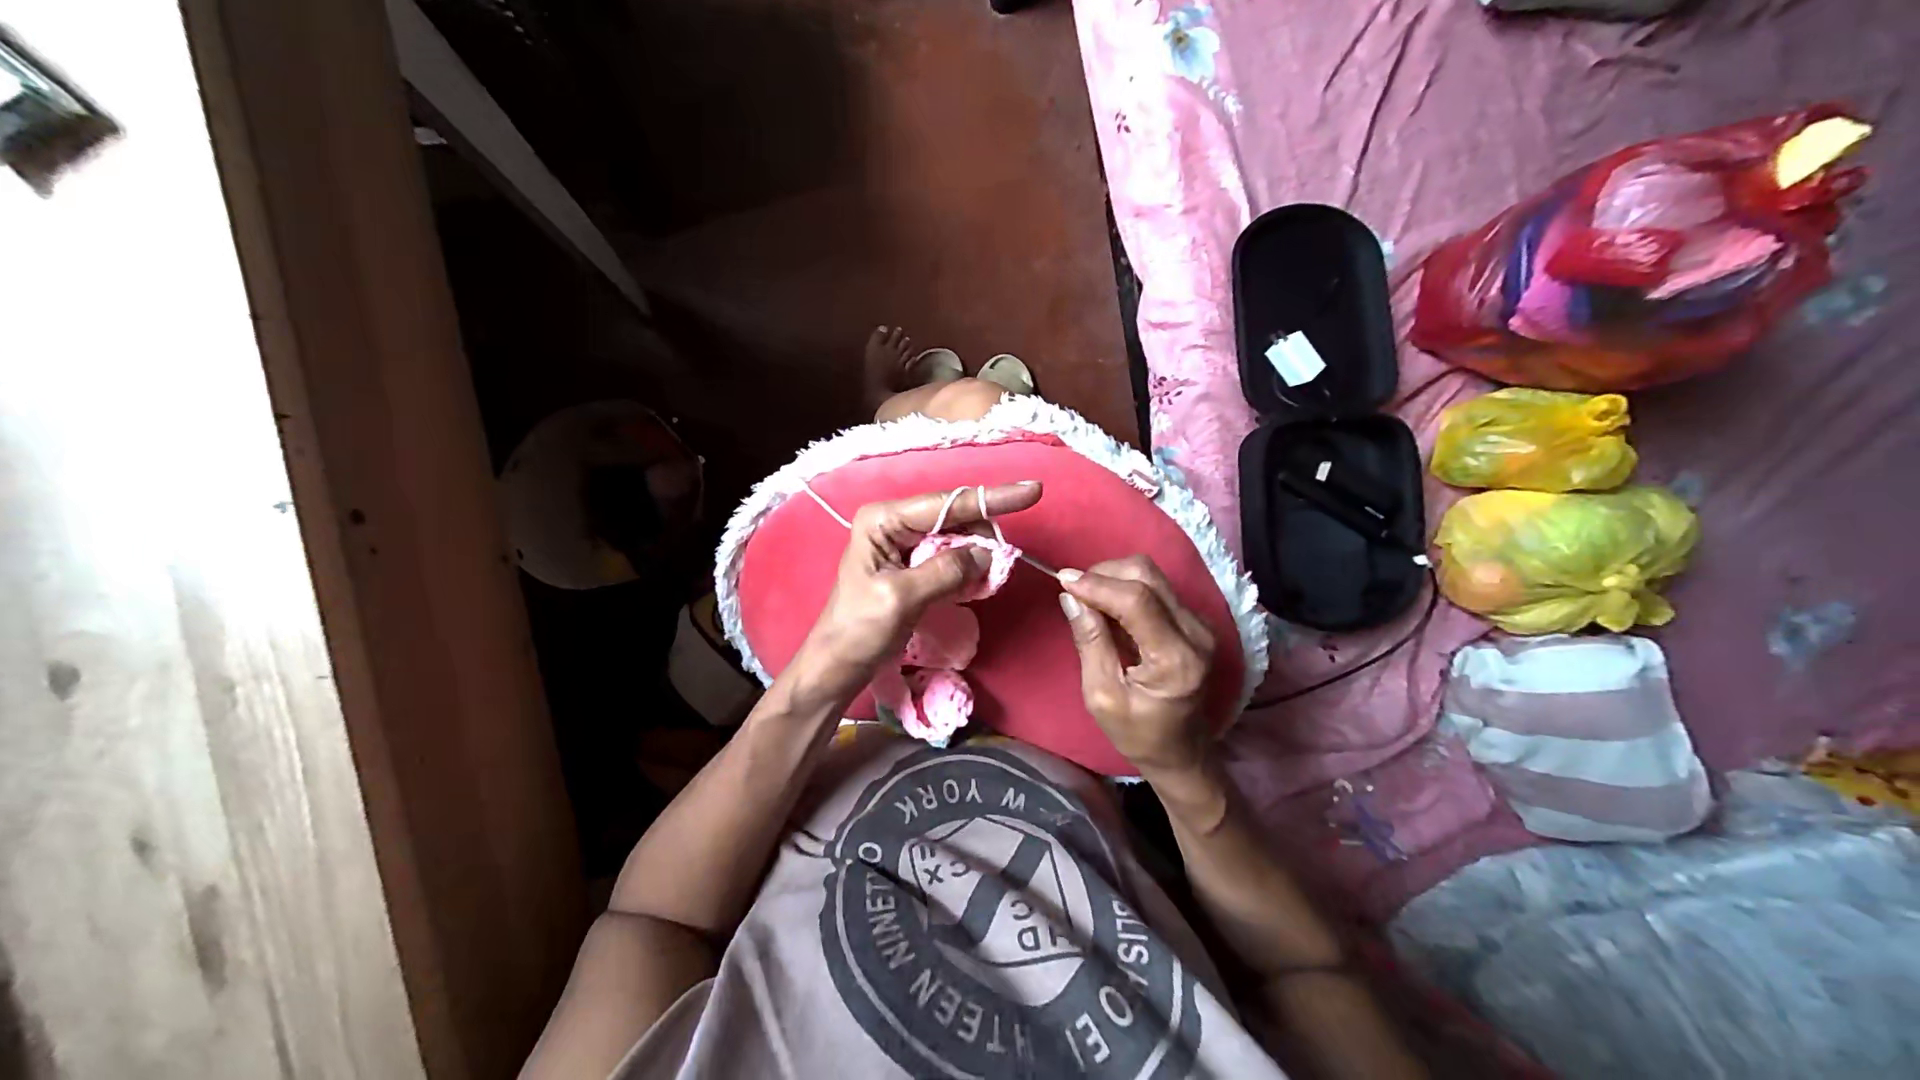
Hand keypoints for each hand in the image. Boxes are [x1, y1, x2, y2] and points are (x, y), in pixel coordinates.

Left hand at [789, 482, 1043, 701]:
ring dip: (979, 557)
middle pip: (956, 517)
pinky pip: (953, 558)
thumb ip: (945, 571)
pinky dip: (969, 571)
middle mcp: (895, 523)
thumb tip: (985, 554)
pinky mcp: (914, 564)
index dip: (991, 498)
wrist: (839, 665)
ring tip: (985, 582)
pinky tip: (976, 585)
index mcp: (883, 520)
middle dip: (984, 536)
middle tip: (1001, 565)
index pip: (946, 504)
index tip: (1032, 491)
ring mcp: (905, 543)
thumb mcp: (901, 598)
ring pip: (959, 538)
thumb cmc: (859, 630)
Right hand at [1058, 555, 1216, 777]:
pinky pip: (1157, 587)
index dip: (1097, 584)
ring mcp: (1200, 624)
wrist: (1180, 751)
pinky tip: (1109, 608)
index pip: (1137, 601)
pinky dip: (1126, 587)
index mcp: (1175, 659)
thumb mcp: (1102, 696)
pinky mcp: (1195, 620)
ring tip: (1090, 598)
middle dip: (1104, 574)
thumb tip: (1070, 597)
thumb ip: (1090, 642)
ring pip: (1153, 575)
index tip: (1063, 581)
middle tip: (1075, 591)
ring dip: (1115, 577)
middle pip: (1148, 576)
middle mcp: (1195, 633)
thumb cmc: (1137, 733)